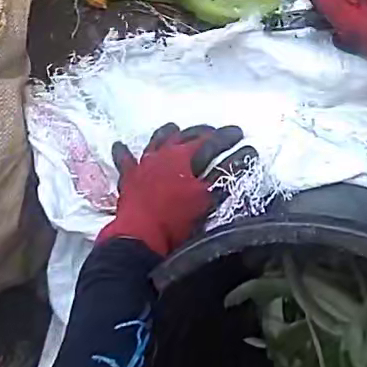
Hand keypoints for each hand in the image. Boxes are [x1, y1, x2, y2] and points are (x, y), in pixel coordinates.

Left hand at [97, 123, 254, 255]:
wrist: (138, 239)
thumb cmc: (175, 221)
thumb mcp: (207, 199)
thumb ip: (227, 175)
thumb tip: (247, 155)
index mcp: (185, 157)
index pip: (212, 142)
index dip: (228, 138)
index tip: (241, 135)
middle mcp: (165, 154)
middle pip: (186, 136)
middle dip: (203, 132)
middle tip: (214, 131)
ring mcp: (144, 164)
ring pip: (157, 140)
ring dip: (167, 133)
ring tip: (174, 128)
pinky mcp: (128, 178)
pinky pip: (124, 160)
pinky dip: (123, 152)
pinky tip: (119, 144)